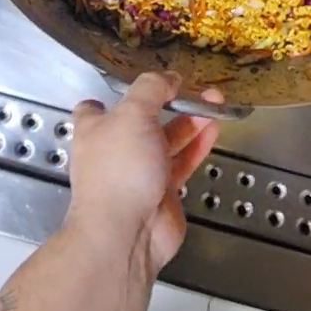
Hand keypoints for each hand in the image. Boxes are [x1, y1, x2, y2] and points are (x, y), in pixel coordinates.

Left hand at [66, 72, 221, 272]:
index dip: (117, 95)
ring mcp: (139, 172)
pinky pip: (182, 162)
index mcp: (95, 128)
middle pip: (143, 119)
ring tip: (214, 104)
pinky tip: (213, 130)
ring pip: (167, 140)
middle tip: (196, 89)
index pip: (96, 107)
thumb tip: (168, 77)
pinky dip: (198, 145)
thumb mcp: (132, 114)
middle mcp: (115, 149)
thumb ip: (151, 89)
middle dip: (169, 103)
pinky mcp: (163, 192)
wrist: (126, 234)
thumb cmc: (119, 170)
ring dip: (190, 121)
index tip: (143, 84)